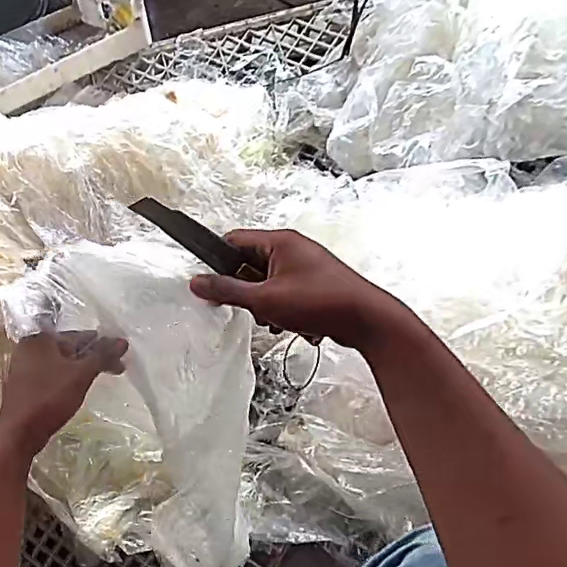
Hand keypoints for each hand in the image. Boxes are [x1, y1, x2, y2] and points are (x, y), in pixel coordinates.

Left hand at [0, 330, 128, 453]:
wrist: (18, 433)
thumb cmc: (49, 398)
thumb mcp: (80, 375)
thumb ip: (102, 355)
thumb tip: (123, 341)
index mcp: (40, 339)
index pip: (79, 335)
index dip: (102, 345)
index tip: (120, 356)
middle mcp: (29, 349)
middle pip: (69, 348)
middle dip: (93, 358)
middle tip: (116, 369)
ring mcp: (23, 368)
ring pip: (60, 363)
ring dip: (81, 370)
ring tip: (99, 379)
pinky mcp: (24, 386)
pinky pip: (51, 375)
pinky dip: (66, 379)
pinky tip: (77, 389)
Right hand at [190, 229, 413, 351]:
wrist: (368, 321)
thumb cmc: (323, 301)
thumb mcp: (265, 299)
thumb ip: (227, 291)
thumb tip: (198, 283)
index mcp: (280, 241)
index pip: (234, 241)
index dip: (218, 262)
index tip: (210, 282)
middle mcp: (294, 249)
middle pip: (250, 265)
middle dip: (247, 291)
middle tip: (252, 307)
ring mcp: (306, 267)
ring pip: (268, 284)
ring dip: (267, 305)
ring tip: (278, 319)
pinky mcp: (316, 285)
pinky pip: (287, 295)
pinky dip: (285, 312)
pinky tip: (295, 325)